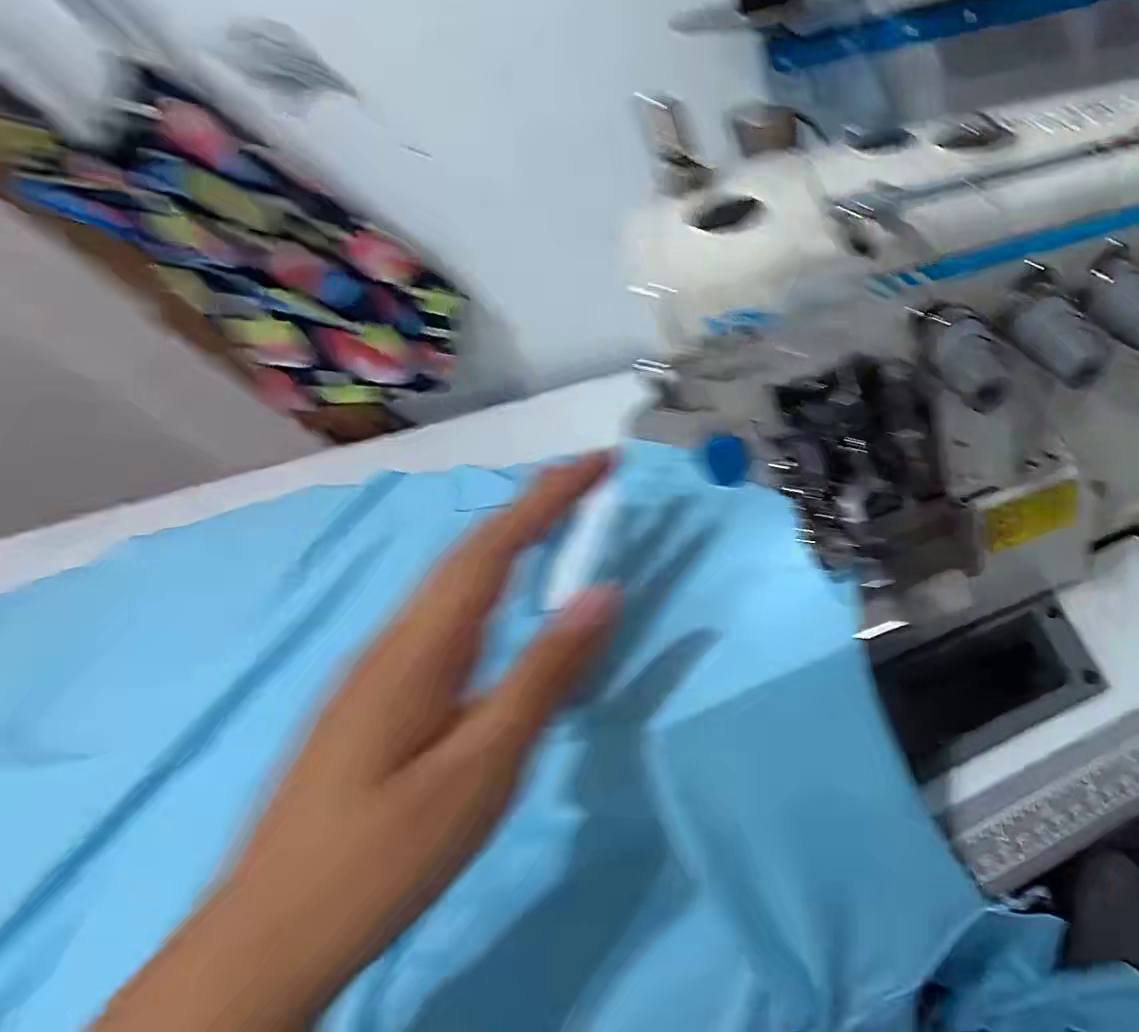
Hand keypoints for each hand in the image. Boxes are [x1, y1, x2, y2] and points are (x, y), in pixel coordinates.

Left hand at [100, 454, 621, 1031]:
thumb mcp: (486, 762)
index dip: (549, 499)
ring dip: (513, 539)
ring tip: (564, 520)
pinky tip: (510, 598)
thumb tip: (603, 590)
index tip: (601, 462)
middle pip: (470, 555)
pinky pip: (450, 615)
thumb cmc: (389, 849)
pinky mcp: (384, 698)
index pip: (492, 550)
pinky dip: (494, 581)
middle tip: (594, 481)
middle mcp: (395, 645)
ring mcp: (382, 672)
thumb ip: (546, 672)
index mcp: (418, 650)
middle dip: (534, 507)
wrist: (269, 941)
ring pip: (455, 584)